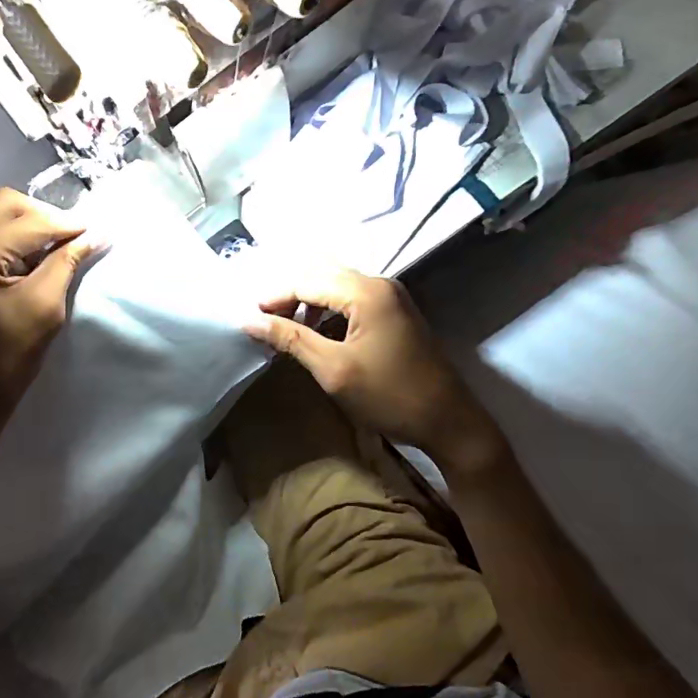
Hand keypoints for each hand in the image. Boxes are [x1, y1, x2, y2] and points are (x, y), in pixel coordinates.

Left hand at [0, 189, 101, 434]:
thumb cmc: (5, 365)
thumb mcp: (45, 309)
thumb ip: (66, 262)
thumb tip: (95, 233)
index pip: (31, 222)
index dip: (69, 225)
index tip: (97, 232)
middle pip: (5, 205)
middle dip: (44, 217)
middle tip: (71, 241)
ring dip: (23, 228)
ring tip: (49, 253)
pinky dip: (3, 241)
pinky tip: (22, 264)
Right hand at [245, 267, 502, 470]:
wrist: (449, 422)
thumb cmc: (388, 396)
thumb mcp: (333, 369)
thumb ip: (291, 339)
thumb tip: (250, 321)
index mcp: (366, 292)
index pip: (307, 282)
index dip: (275, 298)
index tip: (249, 318)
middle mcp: (380, 284)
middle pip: (321, 276)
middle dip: (290, 296)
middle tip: (264, 322)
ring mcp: (391, 297)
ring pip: (336, 286)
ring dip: (308, 303)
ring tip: (285, 330)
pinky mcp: (395, 313)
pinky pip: (352, 299)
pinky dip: (328, 310)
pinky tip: (315, 333)